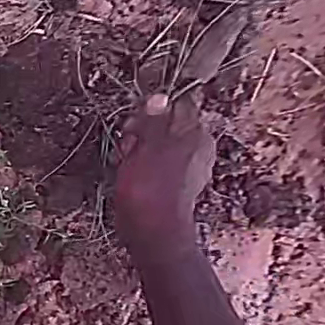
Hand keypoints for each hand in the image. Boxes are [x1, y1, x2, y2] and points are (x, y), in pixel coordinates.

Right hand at [113, 92, 214, 256]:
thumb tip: (160, 96)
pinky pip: (158, 163)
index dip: (152, 110)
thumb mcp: (148, 145)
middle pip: (167, 125)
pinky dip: (143, 165)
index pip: (177, 105)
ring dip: (138, 149)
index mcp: (197, 133)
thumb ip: (155, 119)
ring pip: (158, 145)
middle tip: (127, 146)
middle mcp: (198, 147)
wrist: (152, 228)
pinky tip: (131, 176)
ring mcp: (188, 166)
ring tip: (125, 163)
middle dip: (142, 131)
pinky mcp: (175, 183)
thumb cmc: (150, 185)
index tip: (135, 122)